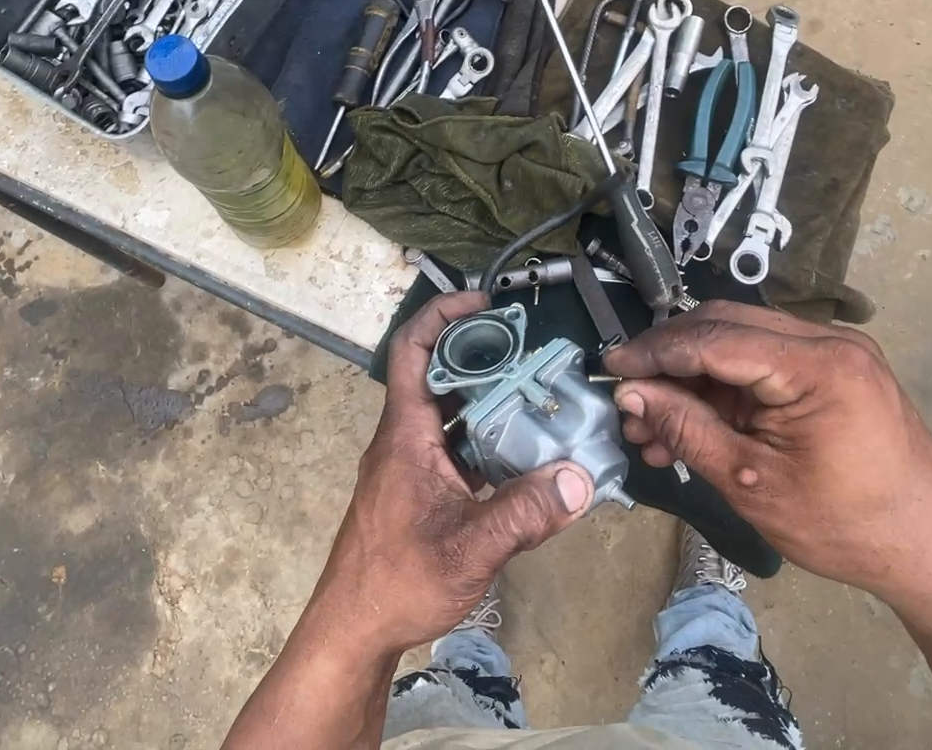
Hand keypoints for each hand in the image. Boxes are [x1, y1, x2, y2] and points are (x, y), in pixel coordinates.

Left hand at [311, 291, 594, 654]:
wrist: (353, 629)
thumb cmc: (396, 582)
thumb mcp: (468, 549)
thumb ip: (524, 514)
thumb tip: (579, 480)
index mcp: (405, 434)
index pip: (412, 351)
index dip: (441, 316)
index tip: (482, 303)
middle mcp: (404, 438)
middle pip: (439, 375)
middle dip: (481, 355)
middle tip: (531, 351)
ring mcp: (409, 464)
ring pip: (449, 412)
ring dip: (487, 398)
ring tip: (536, 394)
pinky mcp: (418, 488)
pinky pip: (453, 445)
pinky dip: (484, 438)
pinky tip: (520, 452)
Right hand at [605, 301, 931, 603]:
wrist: (929, 551)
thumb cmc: (844, 526)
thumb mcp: (752, 482)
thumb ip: (686, 428)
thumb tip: (630, 392)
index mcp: (819, 366)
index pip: (715, 338)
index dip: (656, 351)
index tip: (611, 367)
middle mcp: (829, 341)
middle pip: (724, 327)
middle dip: (669, 360)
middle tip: (629, 397)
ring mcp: (834, 351)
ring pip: (737, 342)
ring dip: (690, 378)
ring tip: (652, 425)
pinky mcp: (832, 368)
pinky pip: (761, 363)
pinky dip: (722, 389)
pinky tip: (691, 424)